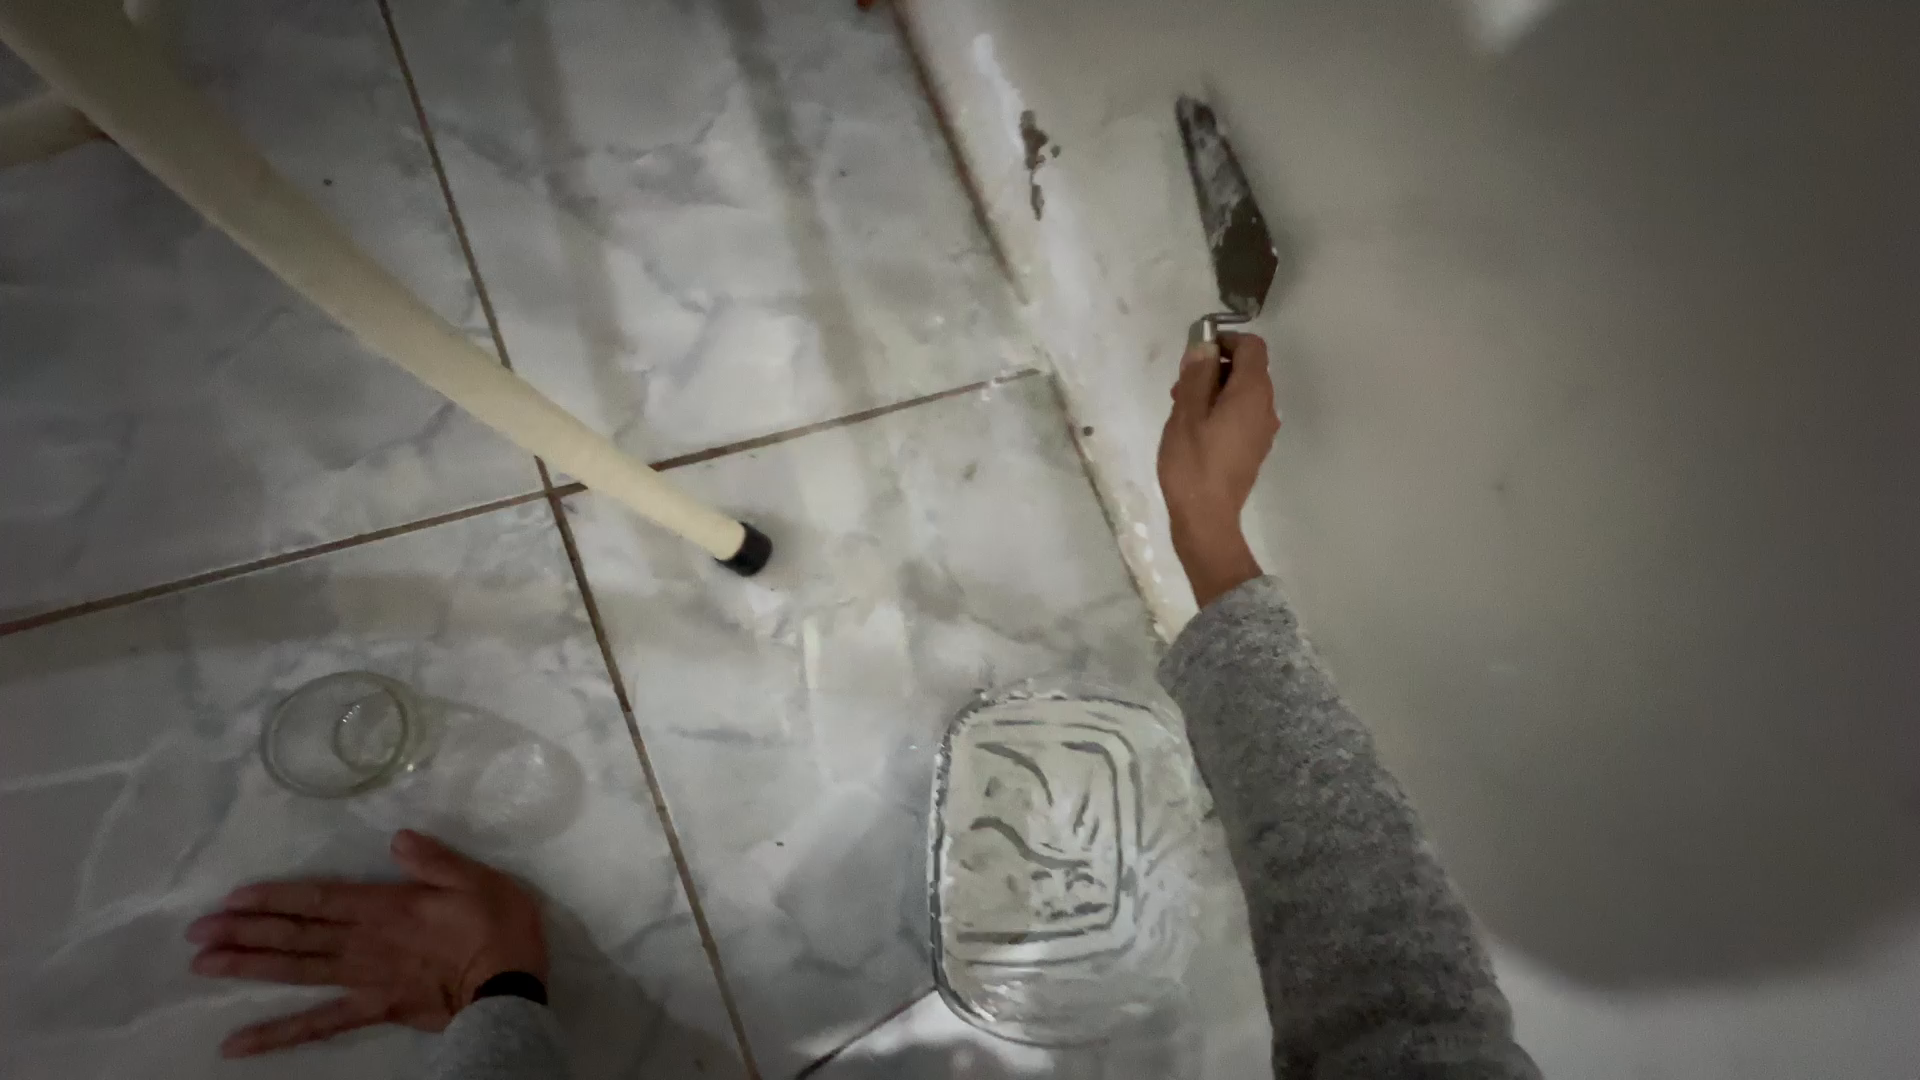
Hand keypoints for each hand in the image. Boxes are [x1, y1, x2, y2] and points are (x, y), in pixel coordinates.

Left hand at [186, 829, 547, 1057]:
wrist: (506, 982)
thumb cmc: (496, 923)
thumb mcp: (477, 878)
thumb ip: (435, 860)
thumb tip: (397, 839)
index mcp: (391, 907)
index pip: (324, 900)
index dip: (278, 898)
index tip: (234, 898)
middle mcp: (366, 942)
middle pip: (300, 935)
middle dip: (248, 930)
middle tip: (197, 931)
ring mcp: (365, 979)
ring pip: (299, 971)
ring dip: (251, 967)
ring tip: (204, 966)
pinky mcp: (374, 1008)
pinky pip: (320, 1024)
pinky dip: (278, 1035)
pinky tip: (236, 1044)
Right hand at [1157, 332, 1279, 606]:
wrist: (1206, 518)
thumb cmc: (1192, 464)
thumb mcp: (1186, 414)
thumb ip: (1197, 376)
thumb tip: (1205, 346)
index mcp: (1252, 393)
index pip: (1251, 346)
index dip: (1225, 340)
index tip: (1195, 353)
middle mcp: (1265, 407)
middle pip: (1248, 370)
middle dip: (1215, 368)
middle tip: (1180, 387)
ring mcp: (1262, 430)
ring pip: (1243, 394)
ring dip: (1214, 391)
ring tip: (1181, 410)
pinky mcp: (1253, 449)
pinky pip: (1241, 416)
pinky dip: (1220, 411)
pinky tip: (1195, 431)